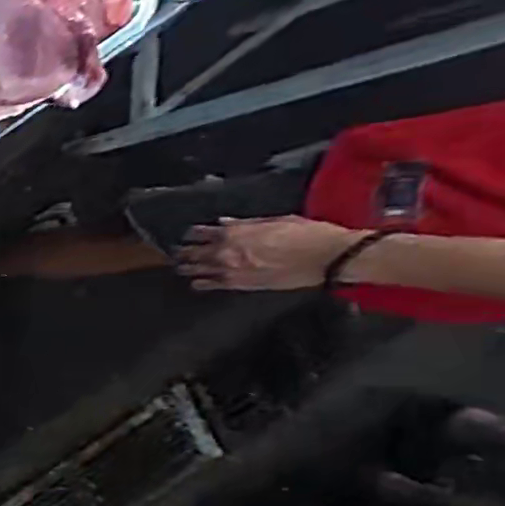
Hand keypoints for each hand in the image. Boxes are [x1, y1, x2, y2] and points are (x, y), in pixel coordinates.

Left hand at [174, 216, 369, 290]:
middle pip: (193, 252)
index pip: (201, 232)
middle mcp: (225, 251)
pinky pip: (210, 284)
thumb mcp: (275, 220)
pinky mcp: (238, 284)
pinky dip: (199, 283)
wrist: (327, 256)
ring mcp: (229, 269)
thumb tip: (223, 222)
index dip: (192, 233)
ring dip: (186, 267)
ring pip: (196, 269)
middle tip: (177, 252)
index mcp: (234, 232)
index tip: (187, 235)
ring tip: (179, 266)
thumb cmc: (307, 234)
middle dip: (183, 251)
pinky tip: (195, 282)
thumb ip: (244, 224)